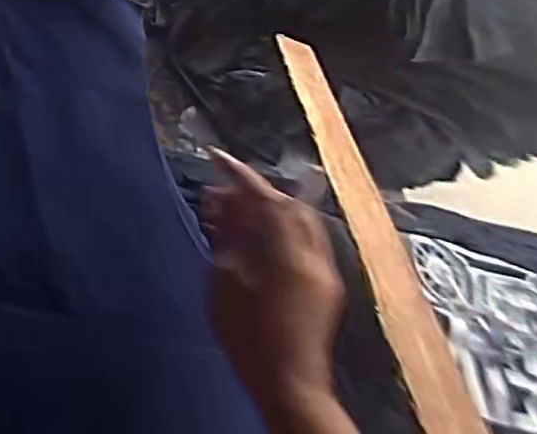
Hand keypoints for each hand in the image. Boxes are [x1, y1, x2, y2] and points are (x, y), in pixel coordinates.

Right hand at [202, 149, 345, 410]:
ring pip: (297, 223)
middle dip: (255, 191)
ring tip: (228, 210)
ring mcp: (322, 275)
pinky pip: (298, 242)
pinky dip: (273, 228)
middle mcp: (315, 260)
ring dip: (265, 209)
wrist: (285, 381)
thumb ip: (230, 232)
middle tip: (219, 188)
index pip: (269, 199)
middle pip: (291, 207)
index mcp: (291, 256)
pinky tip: (246, 235)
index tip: (214, 155)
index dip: (240, 174)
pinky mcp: (320, 288)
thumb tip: (224, 200)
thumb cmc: (246, 329)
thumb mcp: (227, 274)